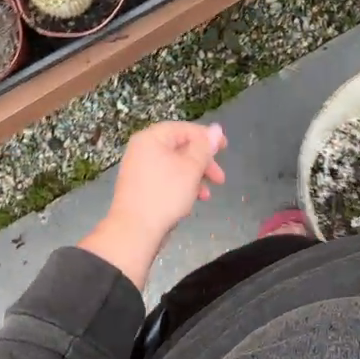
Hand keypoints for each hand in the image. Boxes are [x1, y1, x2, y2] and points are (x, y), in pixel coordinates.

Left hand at [78, 122, 225, 288]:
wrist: (134, 230)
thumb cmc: (165, 194)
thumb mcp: (191, 168)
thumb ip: (204, 147)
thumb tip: (216, 128)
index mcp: (151, 138)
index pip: (183, 129)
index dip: (206, 137)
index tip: (225, 148)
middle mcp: (142, 150)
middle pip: (180, 148)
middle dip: (203, 163)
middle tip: (220, 178)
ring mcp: (139, 169)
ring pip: (174, 166)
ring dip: (195, 178)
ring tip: (207, 195)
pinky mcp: (140, 188)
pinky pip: (166, 180)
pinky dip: (181, 187)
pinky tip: (191, 202)